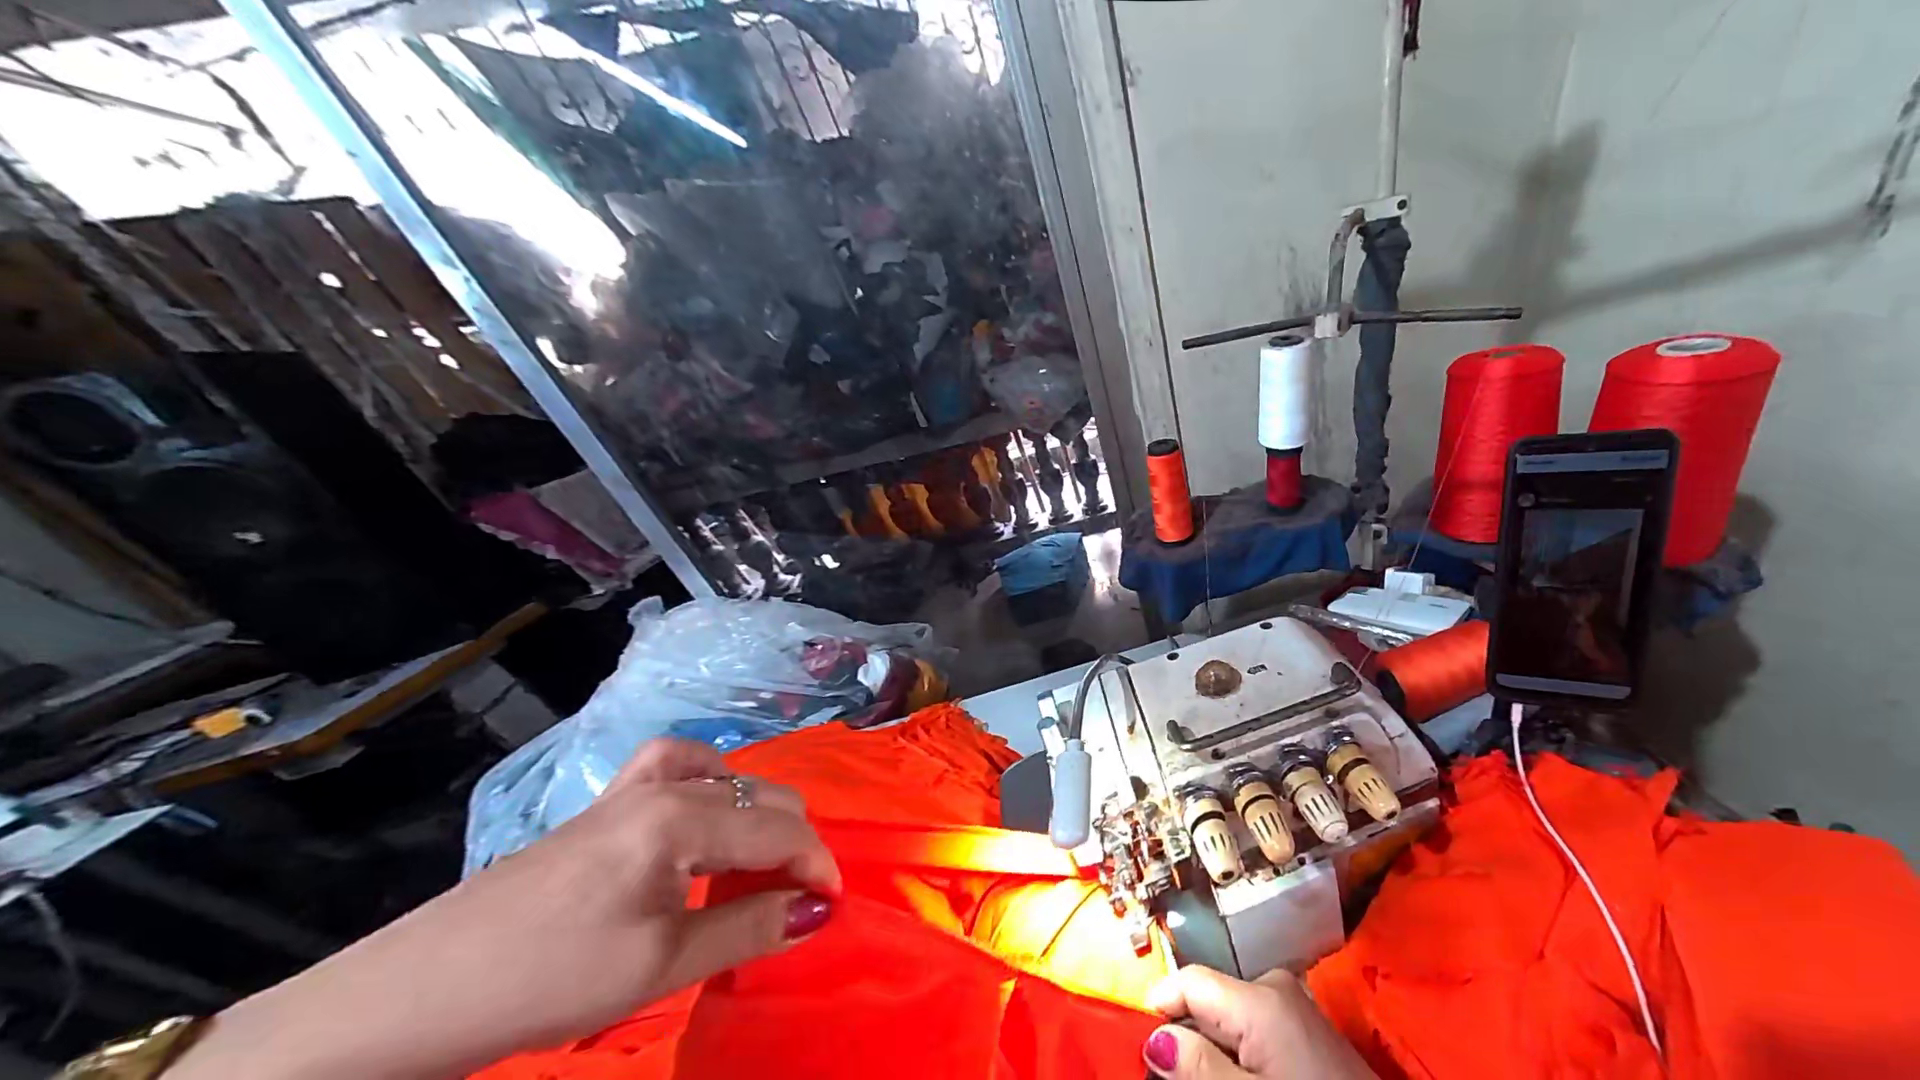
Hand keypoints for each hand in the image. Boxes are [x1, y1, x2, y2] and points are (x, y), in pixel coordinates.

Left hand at [168, 739, 840, 1079]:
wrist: (425, 989)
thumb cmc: (551, 979)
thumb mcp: (662, 964)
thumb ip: (748, 925)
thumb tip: (818, 910)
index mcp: (681, 817)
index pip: (777, 828)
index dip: (816, 864)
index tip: (835, 906)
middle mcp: (663, 785)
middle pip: (757, 794)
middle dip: (793, 840)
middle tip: (797, 898)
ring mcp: (630, 788)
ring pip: (723, 775)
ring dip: (756, 812)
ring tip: (762, 859)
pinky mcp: (605, 804)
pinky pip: (676, 767)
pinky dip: (710, 783)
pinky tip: (705, 813)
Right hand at [1141, 966, 1376, 1079]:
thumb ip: (1201, 1068)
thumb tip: (1152, 1037)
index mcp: (1260, 999)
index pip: (1189, 982)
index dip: (1159, 1009)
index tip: (1142, 1051)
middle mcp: (1274, 988)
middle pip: (1207, 999)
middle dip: (1186, 1037)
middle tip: (1174, 1078)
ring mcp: (1294, 1007)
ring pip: (1228, 1017)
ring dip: (1211, 1050)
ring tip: (1207, 1078)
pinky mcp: (1306, 1030)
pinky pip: (1253, 1029)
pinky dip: (1238, 1054)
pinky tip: (1241, 1078)